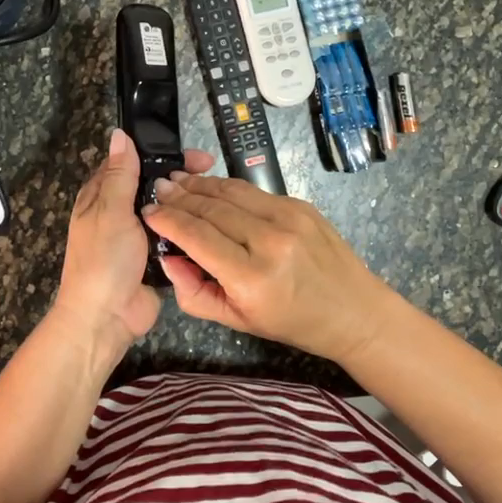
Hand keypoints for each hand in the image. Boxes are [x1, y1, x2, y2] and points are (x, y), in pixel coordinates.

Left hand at [52, 129, 213, 359]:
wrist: (106, 318)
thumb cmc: (103, 260)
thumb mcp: (111, 211)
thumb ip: (120, 174)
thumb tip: (119, 134)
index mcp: (101, 196)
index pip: (132, 163)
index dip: (160, 153)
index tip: (195, 155)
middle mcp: (118, 213)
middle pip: (152, 186)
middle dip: (179, 178)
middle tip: (212, 173)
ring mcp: (137, 237)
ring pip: (167, 211)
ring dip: (187, 204)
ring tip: (218, 195)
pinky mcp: (154, 258)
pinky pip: (175, 237)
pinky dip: (190, 231)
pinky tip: (214, 224)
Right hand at [141, 171, 398, 360]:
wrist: (354, 311)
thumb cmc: (292, 322)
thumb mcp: (236, 320)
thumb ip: (194, 293)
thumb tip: (168, 258)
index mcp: (252, 277)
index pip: (197, 236)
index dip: (167, 220)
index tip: (148, 212)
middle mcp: (270, 241)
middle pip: (211, 207)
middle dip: (179, 197)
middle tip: (157, 189)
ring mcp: (289, 218)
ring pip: (231, 191)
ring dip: (199, 184)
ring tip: (177, 181)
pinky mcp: (300, 205)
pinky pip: (252, 191)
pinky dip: (225, 187)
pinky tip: (209, 187)